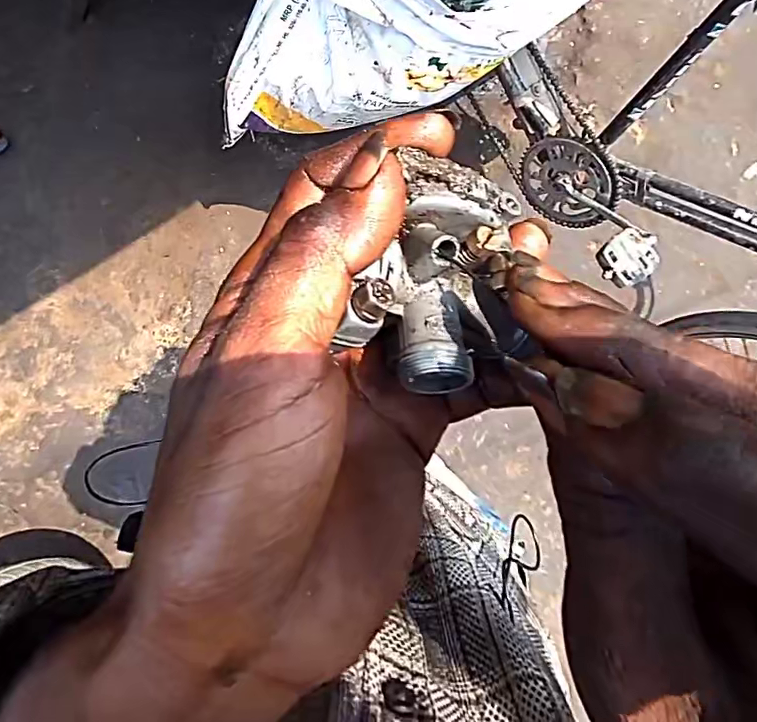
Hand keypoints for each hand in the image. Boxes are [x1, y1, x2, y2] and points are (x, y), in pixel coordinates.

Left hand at [2, 114, 543, 721]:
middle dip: (438, 210)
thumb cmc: (229, 491)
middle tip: (487, 202)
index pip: (322, 194)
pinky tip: (527, 339)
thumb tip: (373, 178)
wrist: (244, 624)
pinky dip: (497, 348)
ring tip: (519, 258)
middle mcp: (323, 321)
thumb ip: (316, 264)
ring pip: (432, 298)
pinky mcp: (407, 419)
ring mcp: (368, 371)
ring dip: (476, 275)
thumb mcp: (263, 359)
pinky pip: (462, 368)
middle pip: (386, 238)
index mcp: (272, 293)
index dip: (372, 153)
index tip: (429, 133)